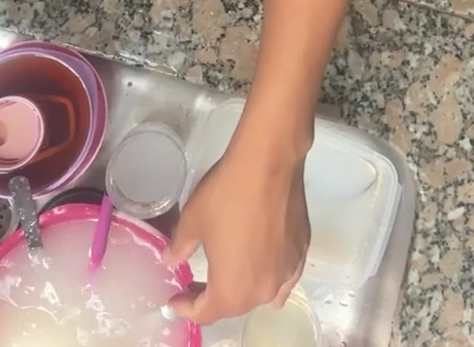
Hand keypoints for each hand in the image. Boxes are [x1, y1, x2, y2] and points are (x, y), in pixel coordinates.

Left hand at [163, 140, 308, 324]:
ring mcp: (286, 272)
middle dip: (213, 298)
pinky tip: (264, 268)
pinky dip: (270, 277)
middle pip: (234, 306)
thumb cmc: (227, 193)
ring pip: (260, 292)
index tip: (174, 298)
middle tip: (196, 285)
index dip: (186, 307)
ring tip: (227, 275)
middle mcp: (262, 291)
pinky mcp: (301, 251)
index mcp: (232, 291)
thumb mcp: (193, 220)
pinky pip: (284, 276)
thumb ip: (180, 247)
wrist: (268, 161)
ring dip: (242, 288)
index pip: (205, 312)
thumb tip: (172, 261)